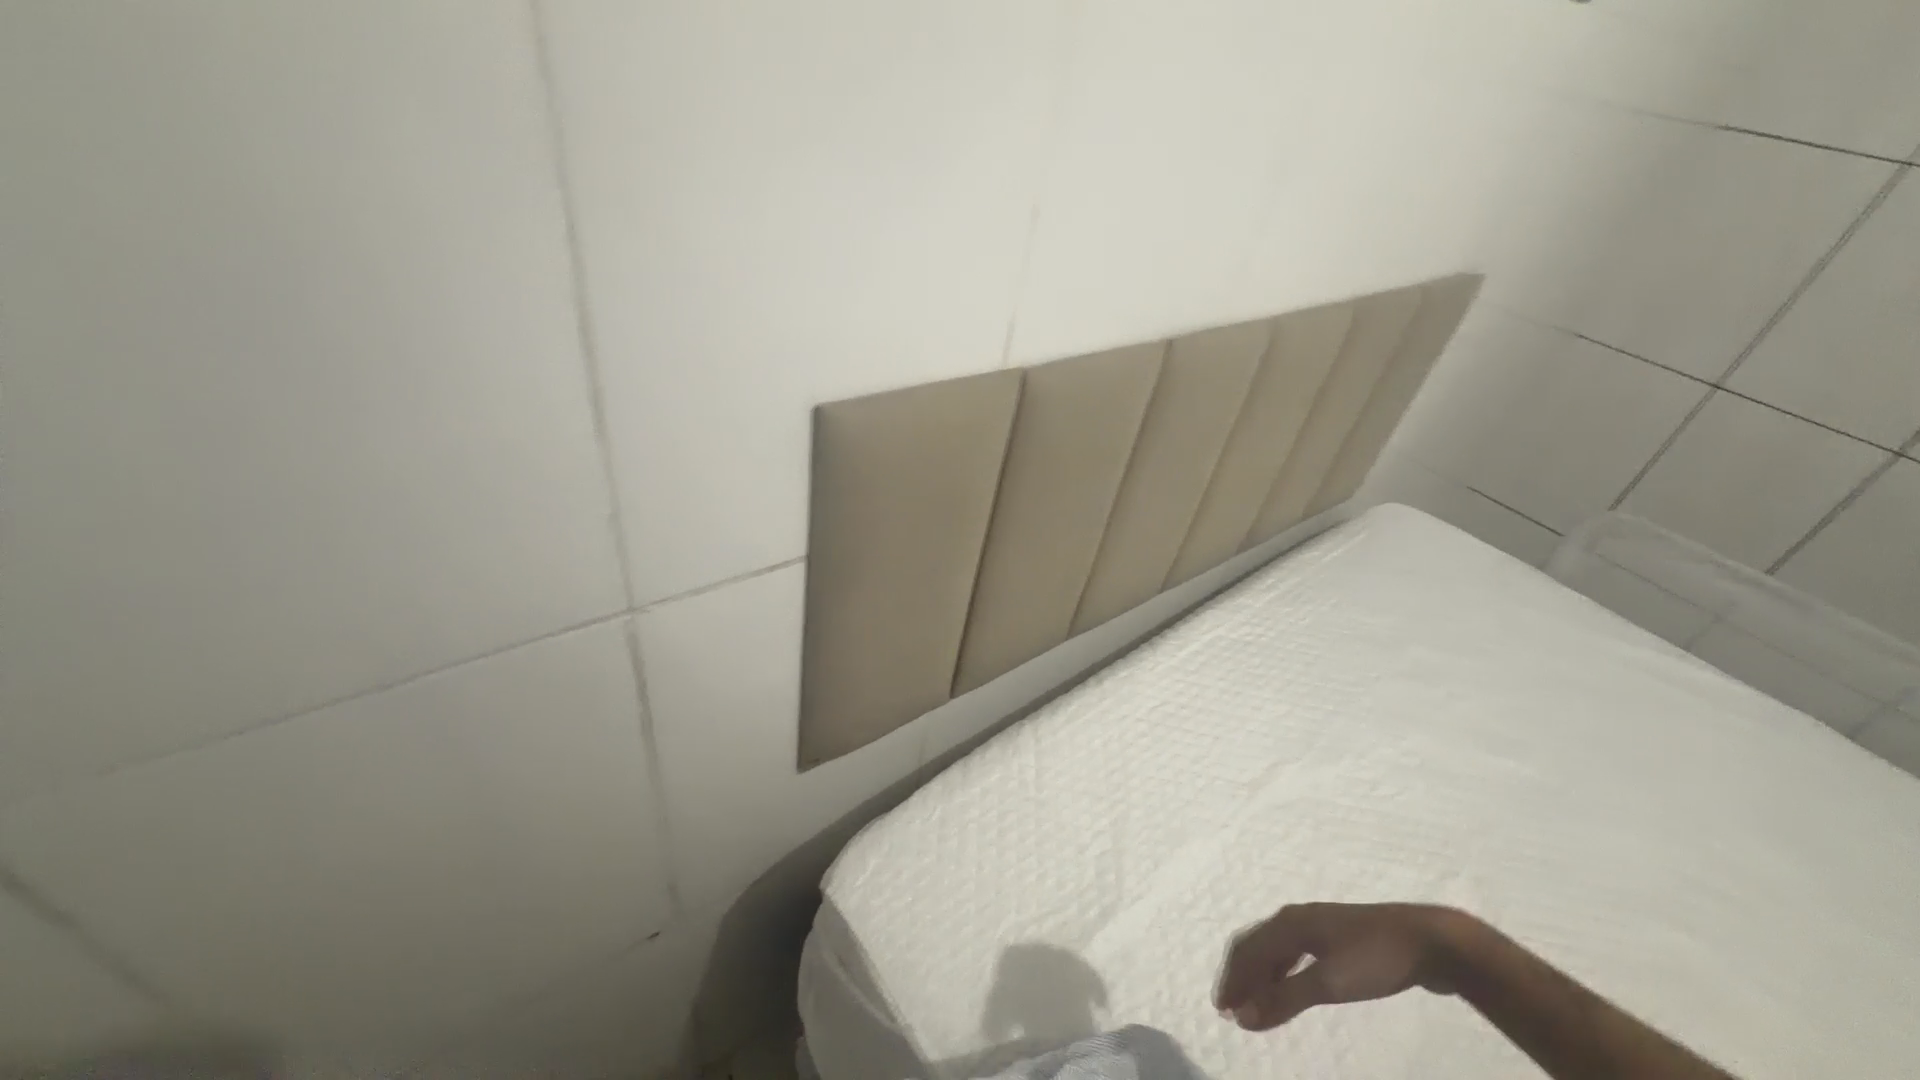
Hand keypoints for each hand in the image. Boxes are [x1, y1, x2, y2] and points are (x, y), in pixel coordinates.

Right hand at [1213, 902, 1462, 1030]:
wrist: (1431, 941)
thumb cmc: (1376, 959)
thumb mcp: (1329, 982)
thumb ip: (1285, 999)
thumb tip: (1243, 1017)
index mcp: (1289, 923)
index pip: (1248, 951)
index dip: (1233, 981)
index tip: (1223, 1012)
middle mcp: (1296, 918)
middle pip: (1257, 946)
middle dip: (1241, 976)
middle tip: (1232, 1009)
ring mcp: (1318, 925)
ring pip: (1276, 949)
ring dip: (1261, 976)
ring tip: (1256, 1001)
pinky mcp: (1338, 937)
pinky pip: (1294, 953)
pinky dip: (1282, 973)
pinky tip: (1290, 987)